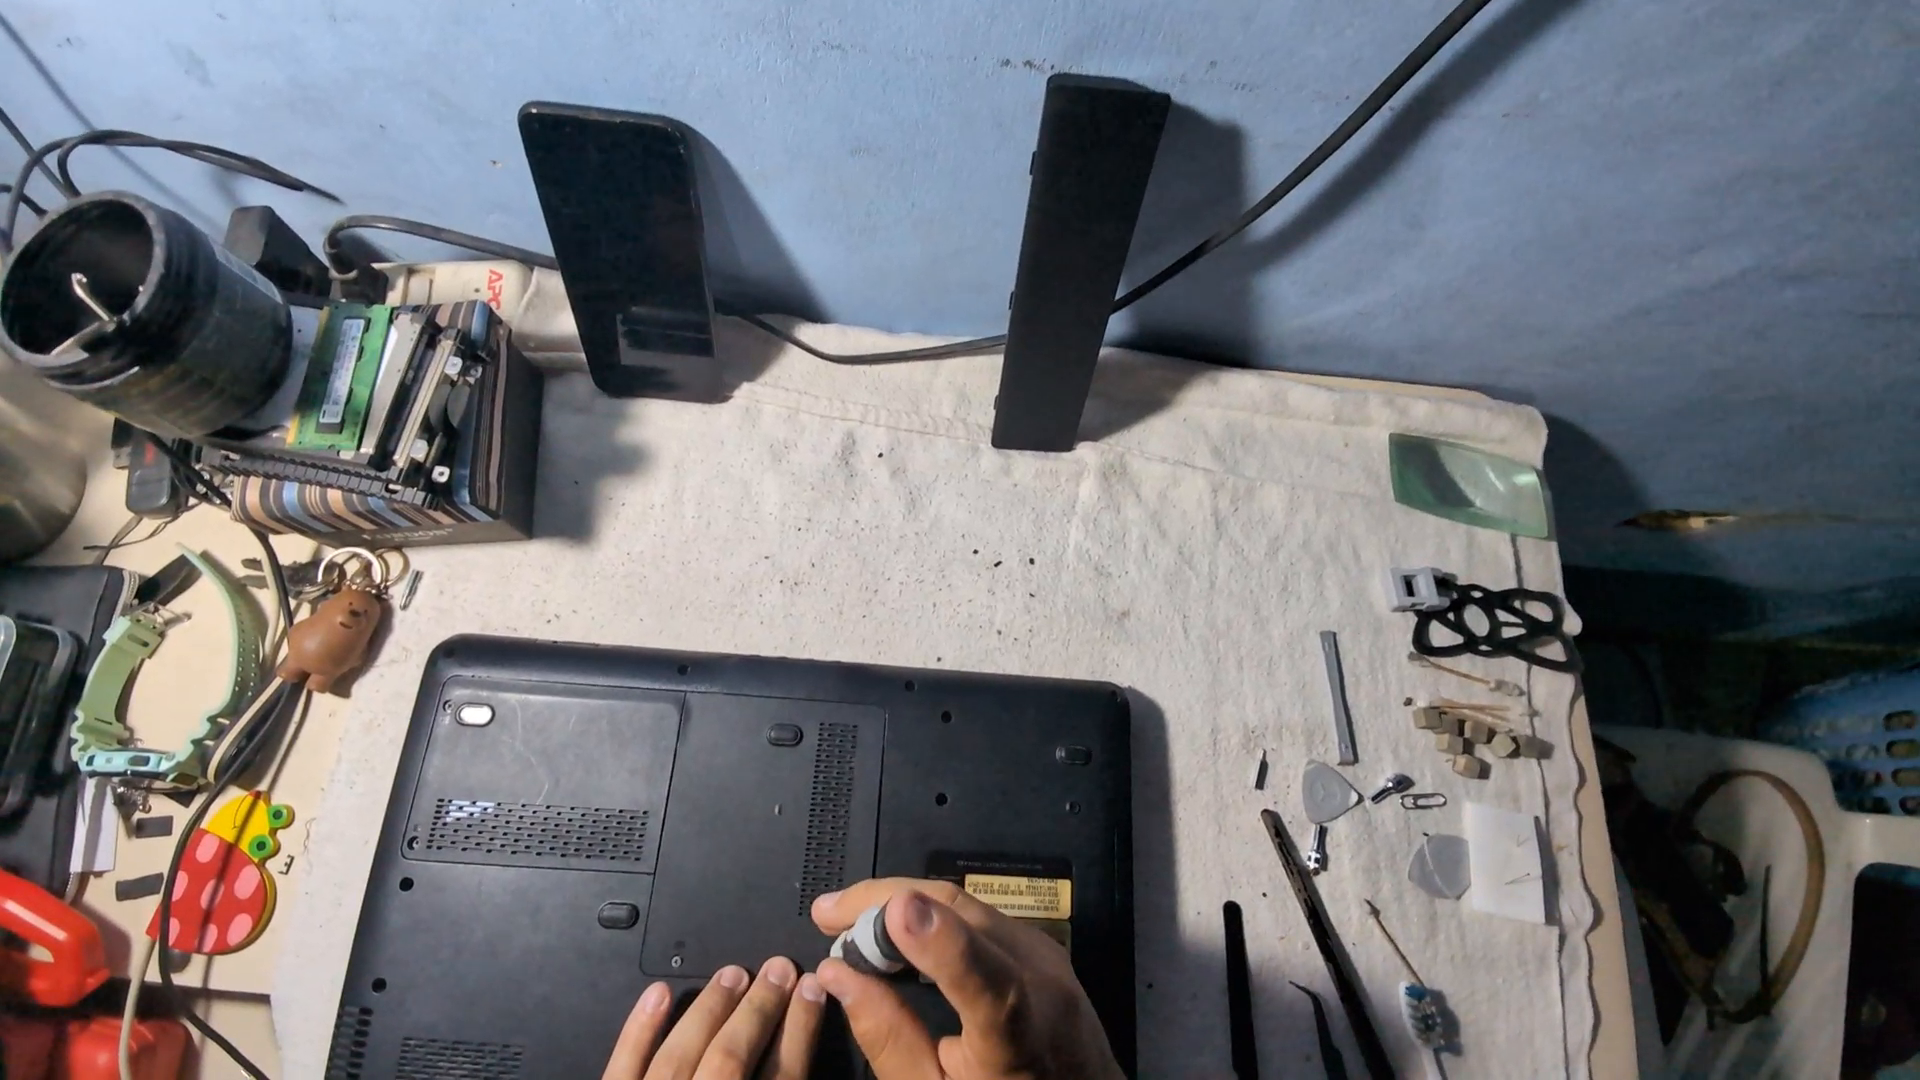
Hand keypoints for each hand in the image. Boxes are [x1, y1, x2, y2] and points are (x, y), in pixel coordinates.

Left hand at [602, 957, 825, 1079]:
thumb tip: (800, 1052)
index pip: (782, 1078)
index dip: (801, 1029)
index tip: (813, 990)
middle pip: (731, 1059)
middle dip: (760, 1008)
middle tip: (779, 968)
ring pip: (680, 1057)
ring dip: (710, 1009)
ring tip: (734, 974)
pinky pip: (622, 1071)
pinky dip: (639, 1031)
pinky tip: (658, 994)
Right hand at [811, 879, 1122, 1079]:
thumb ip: (889, 1039)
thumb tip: (838, 972)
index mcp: (1023, 1038)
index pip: (990, 985)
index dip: (943, 943)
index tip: (897, 911)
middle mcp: (1043, 980)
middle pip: (962, 914)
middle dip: (886, 900)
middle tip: (826, 913)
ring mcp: (1045, 950)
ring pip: (965, 901)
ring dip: (904, 898)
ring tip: (848, 916)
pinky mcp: (1041, 939)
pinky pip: (978, 911)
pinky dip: (931, 910)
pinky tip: (896, 923)